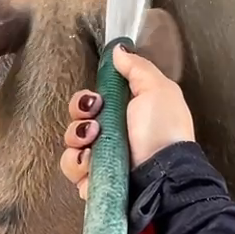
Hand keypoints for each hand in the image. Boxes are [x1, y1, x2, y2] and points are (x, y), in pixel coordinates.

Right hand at [60, 44, 195, 200]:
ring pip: (70, 149)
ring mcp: (101, 163)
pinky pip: (73, 172)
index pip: (88, 103)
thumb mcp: (157, 89)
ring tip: (93, 147)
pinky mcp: (95, 184)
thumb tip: (119, 50)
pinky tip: (91, 165)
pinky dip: (78, 167)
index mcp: (123, 115)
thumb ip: (137, 68)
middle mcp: (110, 139)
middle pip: (75, 124)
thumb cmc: (164, 131)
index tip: (96, 101)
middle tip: (95, 126)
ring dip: (76, 143)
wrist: (163, 174)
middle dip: (78, 121)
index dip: (85, 100)